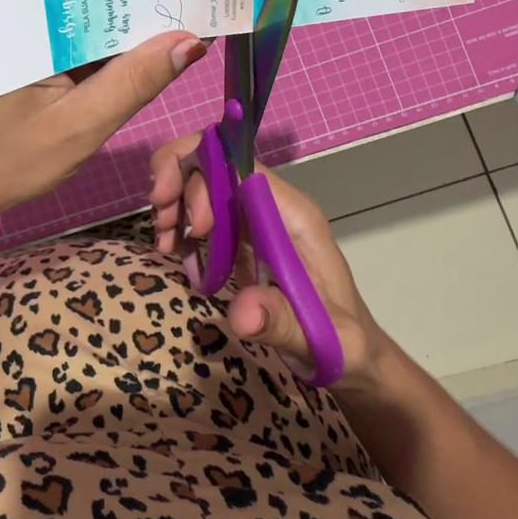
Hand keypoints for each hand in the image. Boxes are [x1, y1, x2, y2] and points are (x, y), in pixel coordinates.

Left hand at [0, 0, 208, 228]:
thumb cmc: (4, 162)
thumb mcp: (75, 129)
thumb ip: (131, 84)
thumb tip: (190, 40)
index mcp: (2, 18)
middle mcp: (6, 12)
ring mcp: (17, 30)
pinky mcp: (31, 50)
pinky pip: (72, 18)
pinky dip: (109, 17)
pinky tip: (148, 25)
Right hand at [147, 134, 396, 391]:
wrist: (352, 355)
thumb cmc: (345, 344)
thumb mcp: (323, 339)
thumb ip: (283, 322)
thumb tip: (240, 314)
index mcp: (292, 214)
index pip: (239, 164)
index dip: (202, 177)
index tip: (189, 223)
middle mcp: (269, 204)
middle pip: (211, 163)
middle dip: (177, 184)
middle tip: (165, 229)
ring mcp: (252, 216)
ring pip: (199, 179)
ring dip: (172, 201)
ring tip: (165, 241)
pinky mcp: (239, 233)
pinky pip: (199, 208)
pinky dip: (177, 220)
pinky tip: (173, 250)